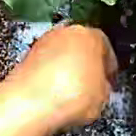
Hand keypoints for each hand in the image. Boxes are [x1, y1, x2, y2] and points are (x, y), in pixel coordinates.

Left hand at [2, 24, 117, 129]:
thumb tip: (100, 88)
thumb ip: (104, 87)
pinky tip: (54, 94)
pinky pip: (45, 65)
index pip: (106, 48)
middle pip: (81, 48)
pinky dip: (50, 76)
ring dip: (67, 70)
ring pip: (61, 55)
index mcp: (91, 35)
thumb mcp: (103, 97)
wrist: (32, 103)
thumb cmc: (71, 95)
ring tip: (71, 94)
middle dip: (86, 66)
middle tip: (91, 86)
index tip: (109, 80)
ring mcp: (44, 42)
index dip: (109, 68)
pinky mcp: (26, 56)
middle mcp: (66, 32)